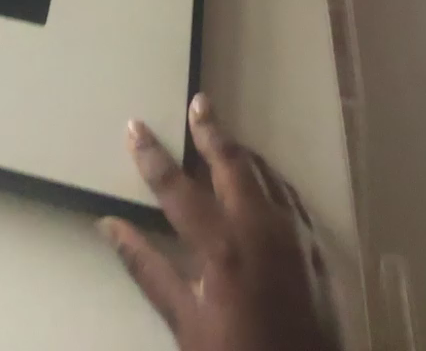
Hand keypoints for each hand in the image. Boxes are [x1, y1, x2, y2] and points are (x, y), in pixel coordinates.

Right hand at [100, 94, 339, 350]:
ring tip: (221, 134)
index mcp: (221, 246)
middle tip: (198, 102)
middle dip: (210, 131)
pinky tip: (259, 177)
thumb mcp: (184, 323)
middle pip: (231, 163)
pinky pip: (287, 194)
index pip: (175, 186)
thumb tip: (110, 226)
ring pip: (264, 172)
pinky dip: (267, 177)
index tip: (135, 127)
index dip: (152, 154)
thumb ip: (147, 267)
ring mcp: (293, 234)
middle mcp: (259, 228)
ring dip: (239, 151)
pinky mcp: (315, 246)